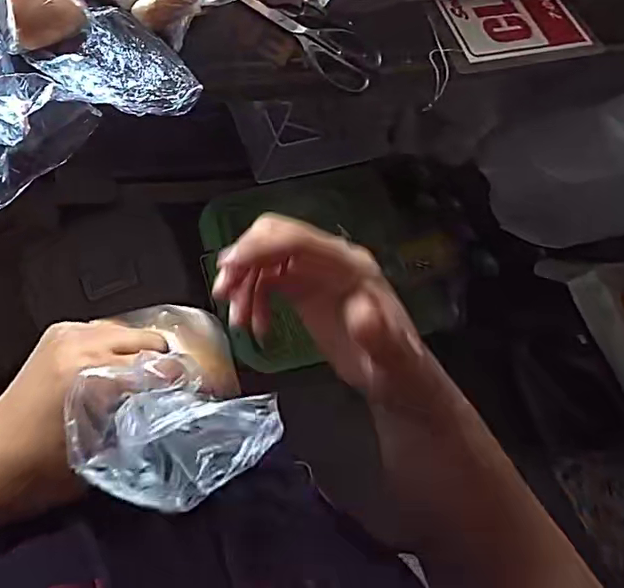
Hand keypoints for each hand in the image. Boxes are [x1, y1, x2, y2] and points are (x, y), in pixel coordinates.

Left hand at [0, 321, 168, 523]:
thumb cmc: (38, 472)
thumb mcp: (100, 457)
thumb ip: (136, 426)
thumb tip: (167, 411)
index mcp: (88, 374)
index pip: (154, 367)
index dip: (183, 380)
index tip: (199, 391)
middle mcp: (76, 344)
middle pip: (142, 339)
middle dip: (164, 361)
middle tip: (178, 385)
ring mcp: (63, 335)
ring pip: (122, 329)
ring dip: (140, 350)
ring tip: (152, 376)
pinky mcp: (53, 336)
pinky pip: (98, 329)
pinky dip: (115, 344)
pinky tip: (120, 366)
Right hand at [213, 214, 442, 415]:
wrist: (398, 386)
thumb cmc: (399, 374)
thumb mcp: (395, 362)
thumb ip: (380, 337)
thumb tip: (361, 312)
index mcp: (350, 265)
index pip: (296, 239)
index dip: (260, 247)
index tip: (231, 266)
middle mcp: (329, 260)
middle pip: (274, 238)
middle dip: (243, 259)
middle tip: (224, 290)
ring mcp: (313, 271)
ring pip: (264, 258)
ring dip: (242, 283)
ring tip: (237, 319)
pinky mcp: (302, 287)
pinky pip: (265, 279)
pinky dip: (251, 298)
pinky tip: (253, 325)